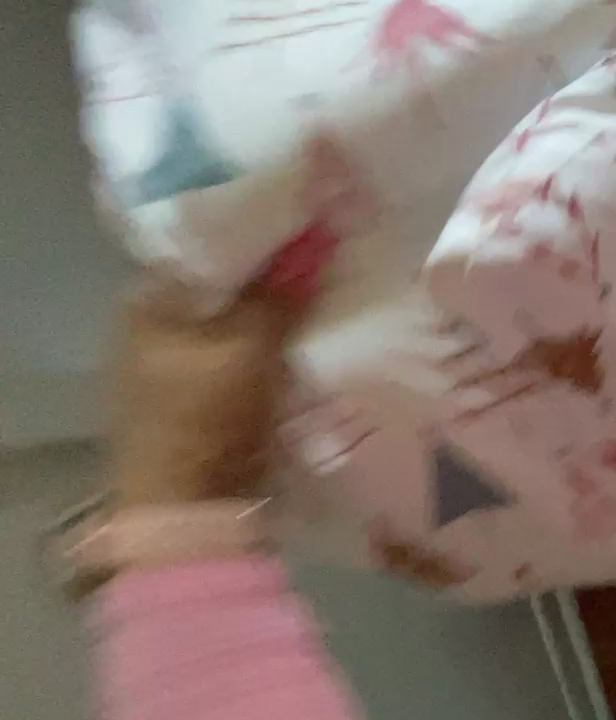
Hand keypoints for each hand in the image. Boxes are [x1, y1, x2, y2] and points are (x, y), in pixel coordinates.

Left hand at [110, 228, 330, 505]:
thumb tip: (317, 239)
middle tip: (351, 253)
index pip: (214, 246)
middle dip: (295, 272)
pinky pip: (275, 351)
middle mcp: (172, 323)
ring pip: (265, 318)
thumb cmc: (205, 415)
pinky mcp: (234, 389)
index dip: (268, 231)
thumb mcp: (243, 348)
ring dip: (306, 310)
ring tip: (358, 289)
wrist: (195, 500)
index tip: (323, 219)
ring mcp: (203, 359)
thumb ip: (279, 296)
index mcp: (153, 301)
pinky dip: (305, 342)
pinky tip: (343, 334)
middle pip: (243, 283)